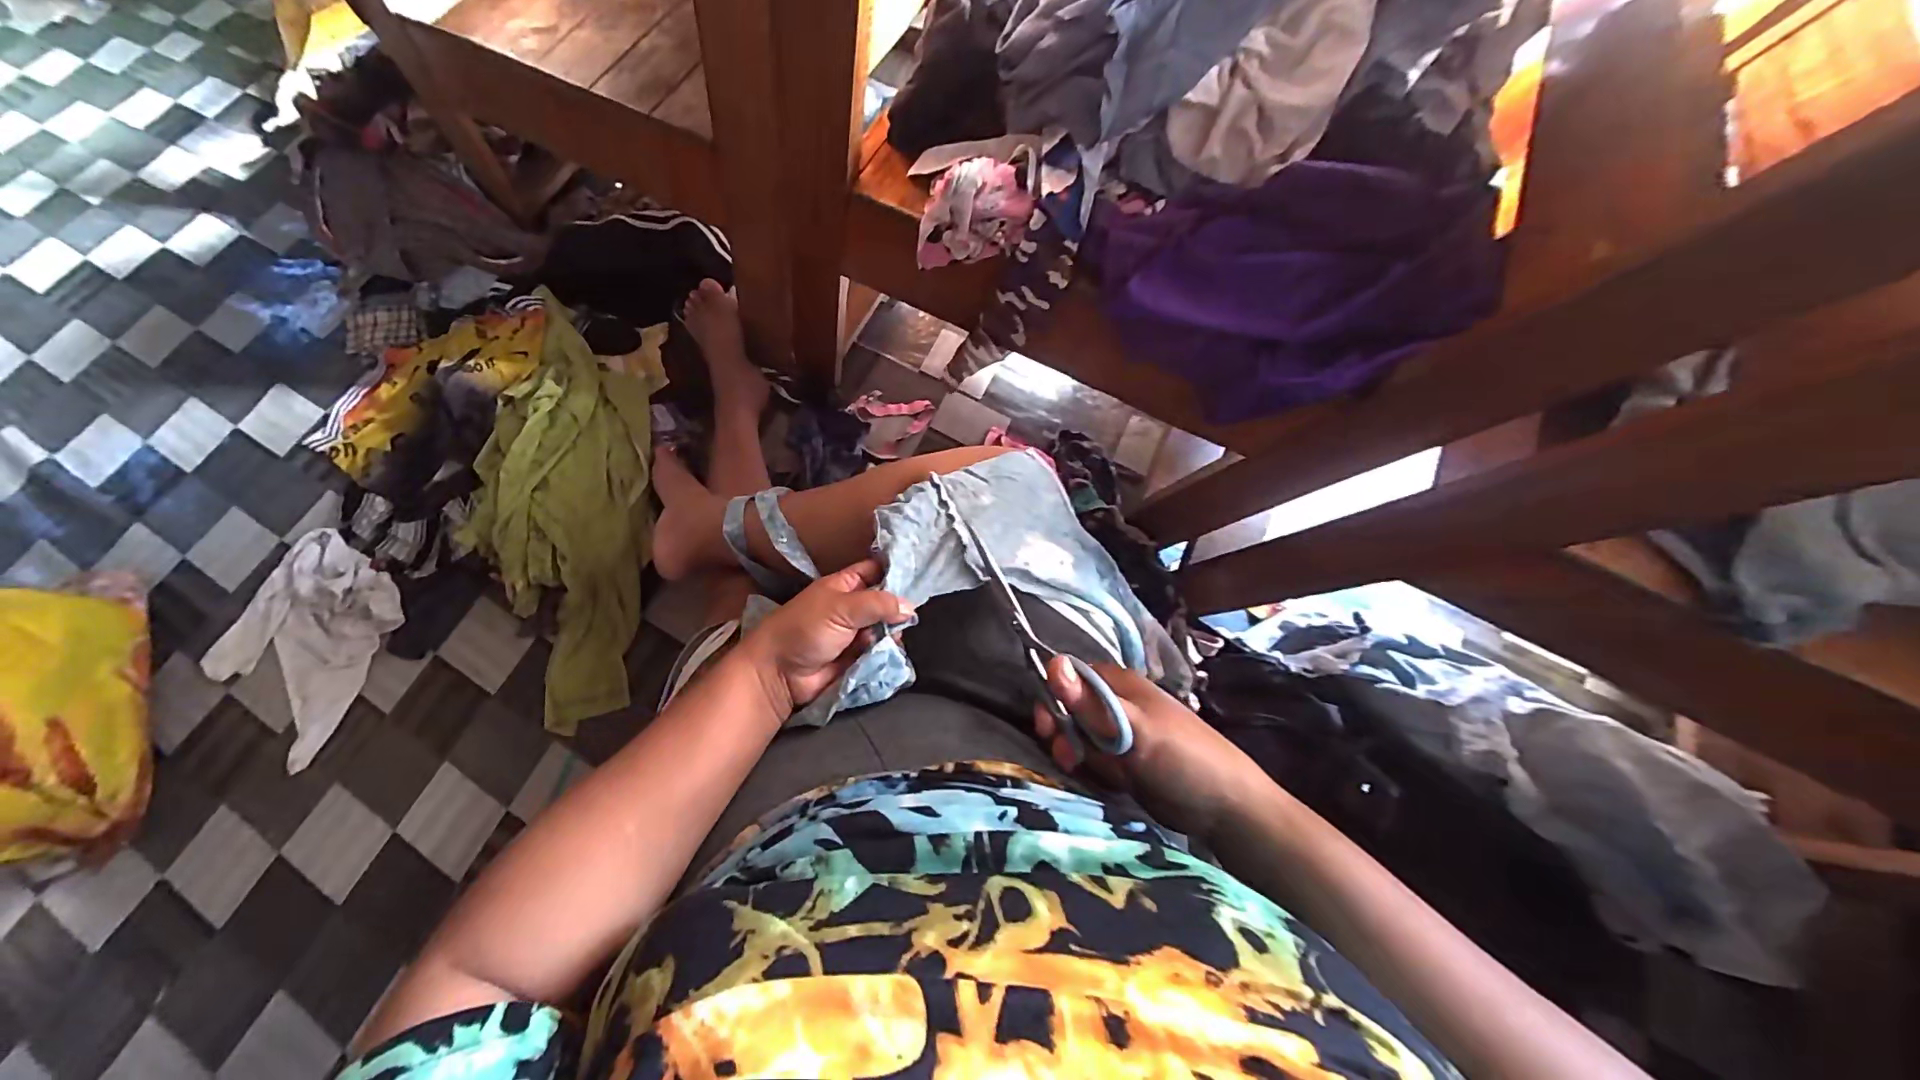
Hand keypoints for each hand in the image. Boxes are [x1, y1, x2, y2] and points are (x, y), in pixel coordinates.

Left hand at [733, 559, 912, 715]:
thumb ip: (878, 604)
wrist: (779, 674)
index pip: (876, 570)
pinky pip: (881, 652)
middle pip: (887, 602)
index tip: (922, 574)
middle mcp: (853, 607)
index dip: (896, 570)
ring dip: (892, 634)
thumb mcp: (842, 608)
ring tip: (891, 639)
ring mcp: (855, 633)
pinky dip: (886, 653)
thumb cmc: (805, 630)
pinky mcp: (858, 658)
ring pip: (886, 629)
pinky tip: (888, 653)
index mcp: (846, 585)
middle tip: (907, 617)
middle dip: (899, 609)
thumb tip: (910, 607)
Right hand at [1033, 657, 1265, 843]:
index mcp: (1121, 684)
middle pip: (1072, 708)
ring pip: (1080, 737)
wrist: (1226, 809)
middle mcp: (1118, 705)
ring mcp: (1122, 736)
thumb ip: (1092, 702)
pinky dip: (1090, 768)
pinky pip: (1094, 760)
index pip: (1073, 677)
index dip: (1056, 696)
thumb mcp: (1134, 728)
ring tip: (1081, 768)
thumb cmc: (1183, 758)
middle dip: (1063, 730)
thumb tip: (1053, 662)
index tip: (1048, 725)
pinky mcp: (1125, 764)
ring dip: (1075, 752)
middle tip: (1066, 754)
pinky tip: (1097, 779)